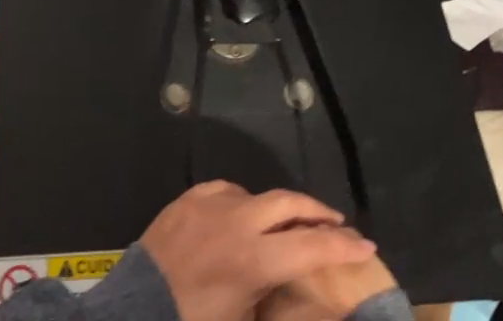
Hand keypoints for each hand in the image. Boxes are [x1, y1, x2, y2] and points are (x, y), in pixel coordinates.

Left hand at [139, 181, 376, 320]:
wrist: (135, 309)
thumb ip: (275, 304)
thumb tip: (302, 296)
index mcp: (254, 260)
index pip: (312, 247)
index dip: (343, 247)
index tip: (367, 246)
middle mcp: (237, 222)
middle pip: (289, 204)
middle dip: (318, 212)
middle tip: (336, 225)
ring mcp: (210, 205)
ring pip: (257, 196)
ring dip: (278, 209)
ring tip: (288, 226)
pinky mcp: (188, 198)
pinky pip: (227, 192)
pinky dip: (244, 203)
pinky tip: (244, 217)